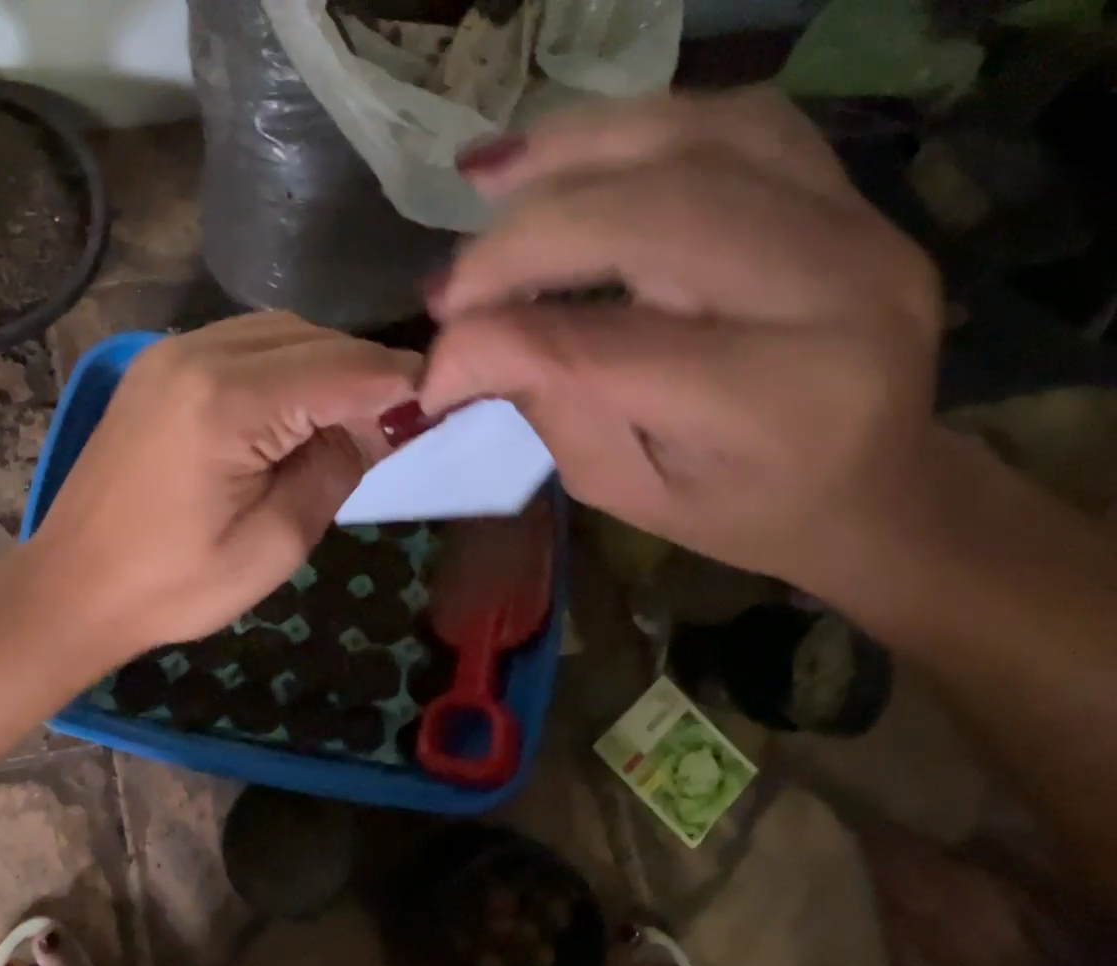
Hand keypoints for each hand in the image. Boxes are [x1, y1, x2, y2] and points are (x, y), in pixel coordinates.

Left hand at [28, 313, 416, 651]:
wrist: (72, 586)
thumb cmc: (172, 584)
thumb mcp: (275, 543)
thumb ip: (336, 468)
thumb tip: (376, 424)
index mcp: (226, 400)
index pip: (343, 368)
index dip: (400, 383)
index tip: (443, 404)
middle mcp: (195, 354)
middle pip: (311, 338)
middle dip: (362, 374)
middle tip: (395, 424)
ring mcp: (166, 354)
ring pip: (276, 333)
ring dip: (321, 367)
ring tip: (346, 422)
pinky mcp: (152, 368)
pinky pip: (237, 346)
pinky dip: (278, 368)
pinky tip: (290, 412)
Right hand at [424, 88, 943, 588]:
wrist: (872, 480)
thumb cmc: (738, 505)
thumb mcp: (624, 488)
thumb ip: (551, 407)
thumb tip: (463, 344)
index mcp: (773, 402)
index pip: (598, 348)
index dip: (489, 347)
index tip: (433, 375)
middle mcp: (832, 294)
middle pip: (651, 219)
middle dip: (520, 245)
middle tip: (448, 290)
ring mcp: (854, 223)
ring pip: (692, 142)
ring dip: (567, 155)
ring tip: (482, 183)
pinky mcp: (843, 188)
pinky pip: (731, 120)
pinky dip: (630, 127)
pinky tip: (561, 153)